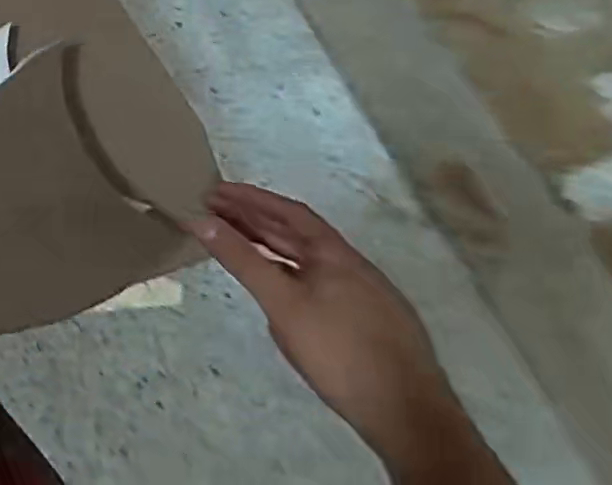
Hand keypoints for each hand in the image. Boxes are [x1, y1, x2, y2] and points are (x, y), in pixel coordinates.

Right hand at [190, 183, 509, 483]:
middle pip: (299, 234)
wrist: (412, 422)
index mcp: (339, 257)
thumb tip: (199, 219)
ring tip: (231, 237)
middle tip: (211, 209)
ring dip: (269, 243)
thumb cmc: (339, 350)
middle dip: (254, 218)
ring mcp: (366, 297)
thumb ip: (240, 258)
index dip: (251, 197)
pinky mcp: (368, 323)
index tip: (214, 190)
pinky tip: (271, 280)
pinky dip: (286, 269)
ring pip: (308, 259)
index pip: (291, 213)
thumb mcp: (280, 301)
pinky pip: (317, 279)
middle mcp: (355, 269)